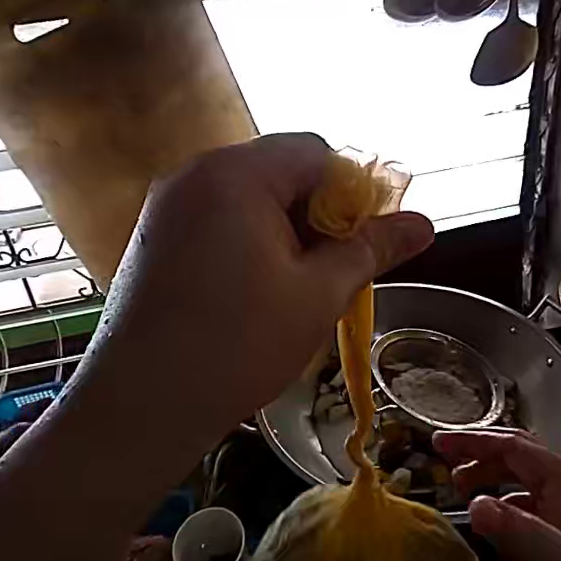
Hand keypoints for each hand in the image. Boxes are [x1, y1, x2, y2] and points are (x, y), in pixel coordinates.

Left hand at [80, 133, 432, 443]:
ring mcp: (168, 202)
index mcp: (237, 173)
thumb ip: (374, 248)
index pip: (316, 151)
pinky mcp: (154, 233)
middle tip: (328, 269)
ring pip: (250, 194)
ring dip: (284, 228)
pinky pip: (218, 214)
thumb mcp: (319, 294)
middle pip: (281, 169)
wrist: (135, 408)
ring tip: (293, 284)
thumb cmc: (236, 346)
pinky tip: (251, 288)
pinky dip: (248, 237)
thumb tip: (424, 223)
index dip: (350, 192)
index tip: (358, 242)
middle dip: (317, 212)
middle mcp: (196, 172)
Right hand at [434, 430, 560, 560]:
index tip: (439, 440)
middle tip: (444, 469)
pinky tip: (503, 535)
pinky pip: (542, 524)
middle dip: (482, 457)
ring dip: (496, 487)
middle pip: (524, 463)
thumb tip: (475, 504)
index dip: (478, 439)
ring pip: (531, 492)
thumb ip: (530, 538)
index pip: (520, 448)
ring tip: (464, 496)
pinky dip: (513, 520)